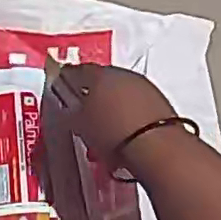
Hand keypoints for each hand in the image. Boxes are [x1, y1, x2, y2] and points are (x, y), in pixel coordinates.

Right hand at [52, 63, 178, 160]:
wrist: (156, 148)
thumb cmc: (111, 135)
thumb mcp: (81, 127)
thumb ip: (72, 113)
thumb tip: (70, 108)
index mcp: (99, 75)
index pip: (76, 71)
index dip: (66, 80)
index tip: (61, 90)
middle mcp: (122, 74)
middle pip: (101, 80)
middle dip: (91, 93)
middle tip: (83, 111)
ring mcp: (143, 86)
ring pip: (120, 91)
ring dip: (111, 104)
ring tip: (103, 126)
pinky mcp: (159, 101)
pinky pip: (135, 104)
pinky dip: (127, 113)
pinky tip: (122, 131)